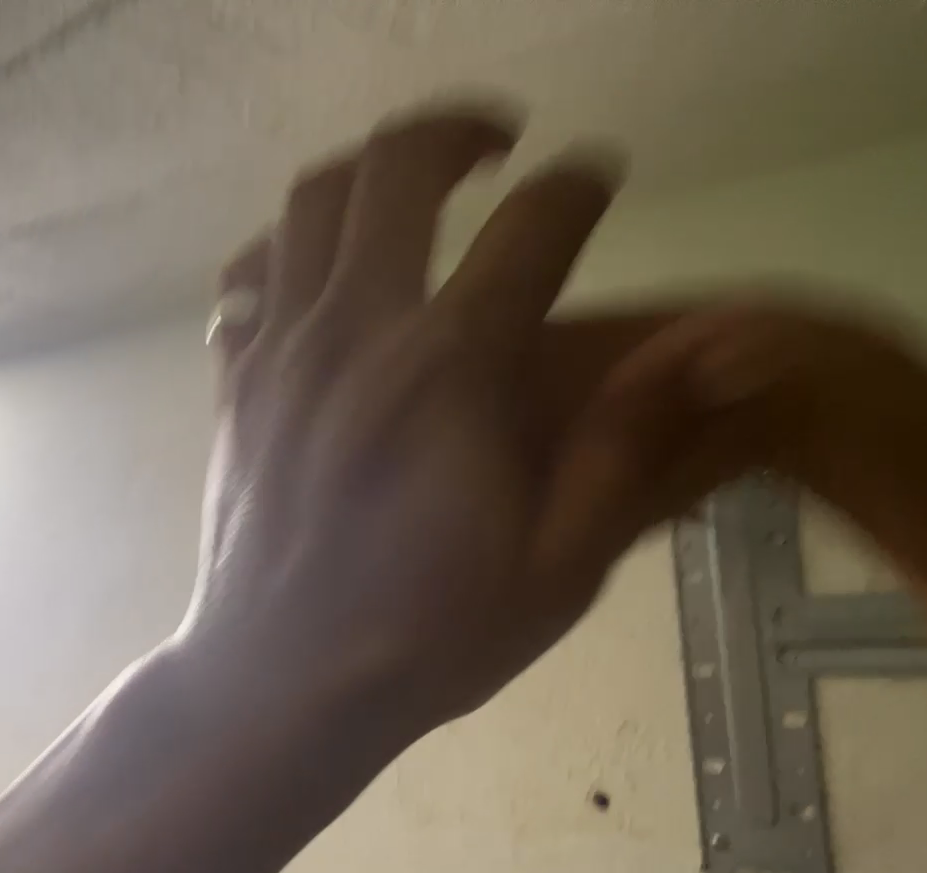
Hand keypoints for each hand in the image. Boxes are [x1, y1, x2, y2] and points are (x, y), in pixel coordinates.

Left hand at [174, 106, 730, 741]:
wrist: (284, 685)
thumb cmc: (429, 640)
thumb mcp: (558, 570)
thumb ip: (622, 452)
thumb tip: (689, 348)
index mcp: (451, 375)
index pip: (533, 229)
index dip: (579, 189)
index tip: (597, 181)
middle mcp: (359, 335)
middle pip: (397, 169)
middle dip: (458, 133)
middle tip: (497, 148)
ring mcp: (281, 353)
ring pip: (311, 203)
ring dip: (370, 176)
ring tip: (410, 194)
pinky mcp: (236, 385)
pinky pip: (248, 277)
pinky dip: (288, 251)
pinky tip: (320, 278)